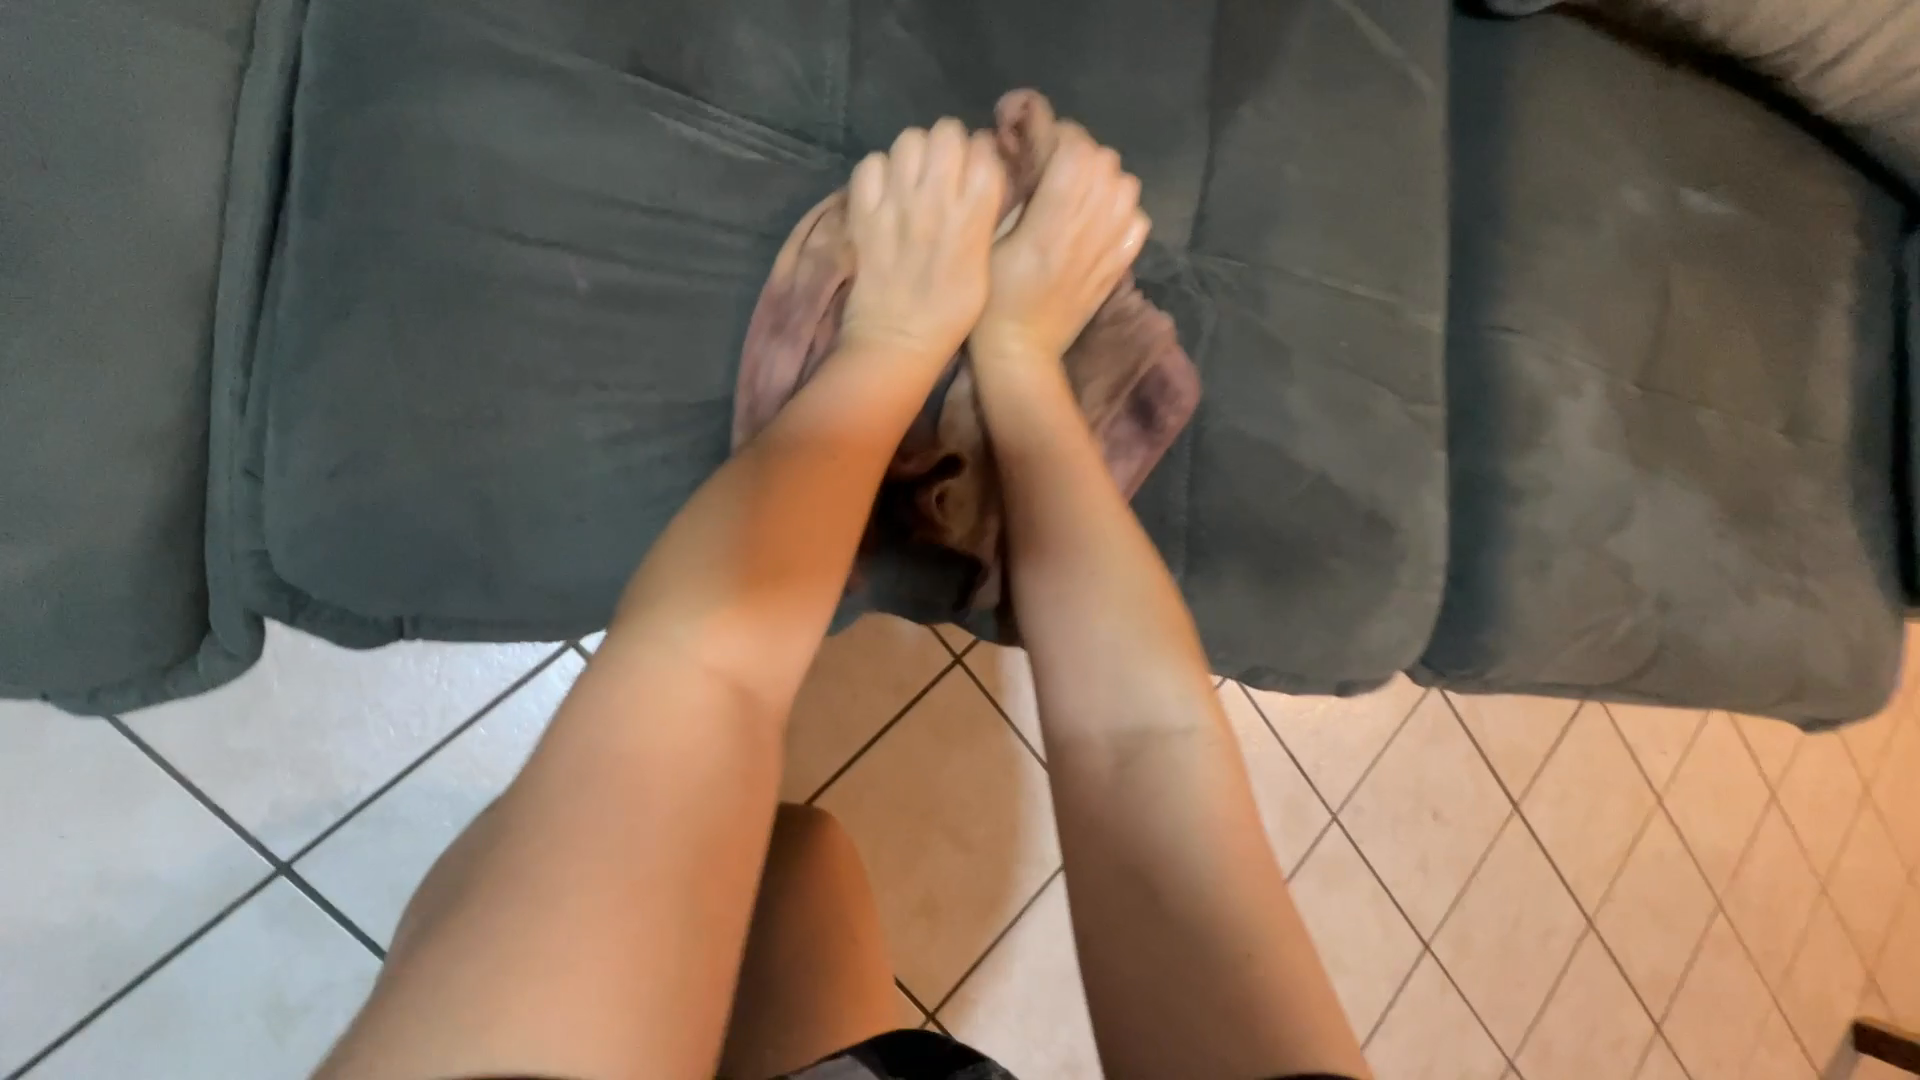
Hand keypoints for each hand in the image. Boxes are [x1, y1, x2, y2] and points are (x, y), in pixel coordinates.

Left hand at [838, 118, 1005, 363]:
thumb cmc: (950, 314)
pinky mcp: (864, 212)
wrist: (898, 341)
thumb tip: (983, 183)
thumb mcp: (985, 269)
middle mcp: (936, 200)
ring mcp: (896, 203)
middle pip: (946, 132)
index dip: (982, 158)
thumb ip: (985, 220)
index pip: (984, 150)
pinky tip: (885, 197)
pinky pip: (871, 164)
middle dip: (948, 147)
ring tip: (913, 183)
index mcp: (973, 217)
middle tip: (943, 174)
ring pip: (909, 140)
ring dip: (914, 156)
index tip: (977, 176)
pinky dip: (879, 174)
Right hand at [970, 126, 1149, 367]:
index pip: (1075, 152)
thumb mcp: (986, 245)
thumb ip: (1008, 198)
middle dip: (1082, 154)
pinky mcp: (1117, 269)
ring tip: (1081, 192)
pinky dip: (1123, 212)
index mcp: (1048, 226)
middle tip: (1058, 167)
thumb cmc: (992, 301)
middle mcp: (1085, 234)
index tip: (1041, 145)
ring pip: (1126, 186)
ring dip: (1105, 180)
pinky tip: (1100, 220)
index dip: (1059, 137)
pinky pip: (1138, 221)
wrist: (1021, 353)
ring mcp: (1106, 252)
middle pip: (1105, 162)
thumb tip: (1020, 156)